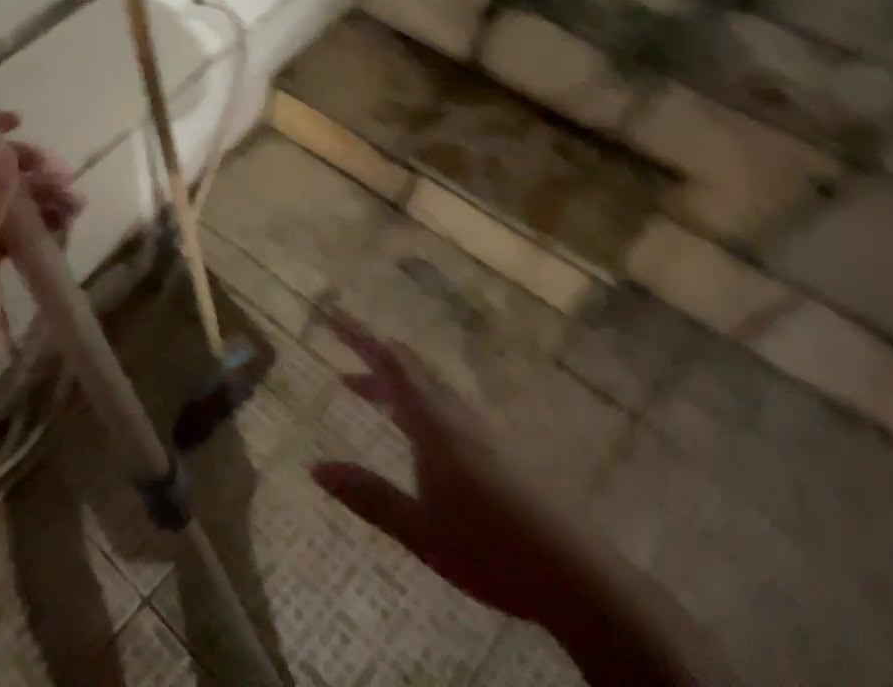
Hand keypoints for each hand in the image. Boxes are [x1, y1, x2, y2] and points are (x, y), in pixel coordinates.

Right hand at [310, 312, 561, 623]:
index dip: (360, 338)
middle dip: (375, 360)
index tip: (333, 315)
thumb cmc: (490, 550)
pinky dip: (418, 409)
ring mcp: (486, 438)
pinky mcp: (503, 458)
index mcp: (436, 427)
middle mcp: (461, 421)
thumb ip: (368, 496)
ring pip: (432, 395)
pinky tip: (417, 437)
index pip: (392, 367)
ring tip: (367, 394)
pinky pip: (448, 414)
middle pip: (414, 374)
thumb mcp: (418, 529)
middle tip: (342, 359)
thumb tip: (315, 468)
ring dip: (396, 387)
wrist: (577, 577)